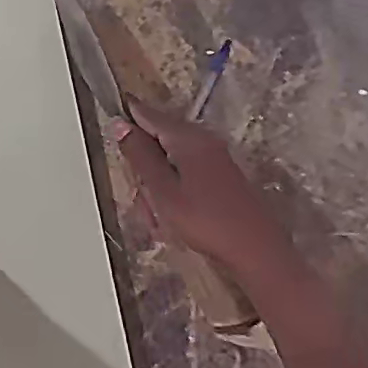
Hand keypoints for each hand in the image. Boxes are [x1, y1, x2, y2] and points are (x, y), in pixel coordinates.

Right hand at [112, 99, 294, 279]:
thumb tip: (119, 124)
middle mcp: (202, 140)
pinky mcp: (219, 175)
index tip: (110, 133)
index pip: (147, 114)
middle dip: (142, 165)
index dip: (125, 119)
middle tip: (140, 197)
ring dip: (155, 184)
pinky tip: (171, 217)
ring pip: (168, 159)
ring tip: (156, 217)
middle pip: (157, 139)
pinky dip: (171, 191)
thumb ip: (140, 155)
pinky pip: (183, 173)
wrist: (258, 253)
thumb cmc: (205, 221)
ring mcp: (213, 157)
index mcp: (187, 138)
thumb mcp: (162, 190)